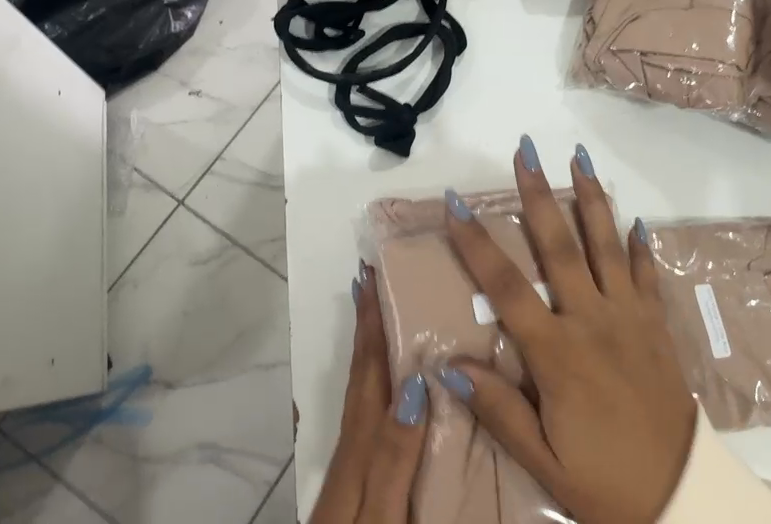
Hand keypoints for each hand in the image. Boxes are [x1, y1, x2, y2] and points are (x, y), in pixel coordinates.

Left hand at [309, 264, 429, 523]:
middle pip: (363, 377)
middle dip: (369, 325)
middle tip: (377, 278)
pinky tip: (397, 394)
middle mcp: (356, 449)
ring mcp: (355, 469)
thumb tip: (415, 380)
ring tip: (388, 316)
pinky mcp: (360, 488)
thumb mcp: (382, 513)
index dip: (371, 322)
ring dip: (374, 352)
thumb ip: (396, 453)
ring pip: (366, 396)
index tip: (372, 271)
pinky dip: (379, 391)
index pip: (371, 373)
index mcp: (363, 448)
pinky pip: (372, 421)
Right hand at [440, 137, 697, 523]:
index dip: (477, 244)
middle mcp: (592, 321)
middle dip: (539, 195)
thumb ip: (499, 409)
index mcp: (556, 354)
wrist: (683, 495)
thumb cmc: (604, 481)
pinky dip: (640, 245)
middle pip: (559, 248)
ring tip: (578, 158)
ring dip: (591, 199)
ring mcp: (630, 318)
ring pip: (606, 246)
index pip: (507, 288)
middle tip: (525, 151)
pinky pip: (647, 275)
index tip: (455, 204)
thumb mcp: (542, 461)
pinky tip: (636, 218)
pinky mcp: (657, 326)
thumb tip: (448, 366)